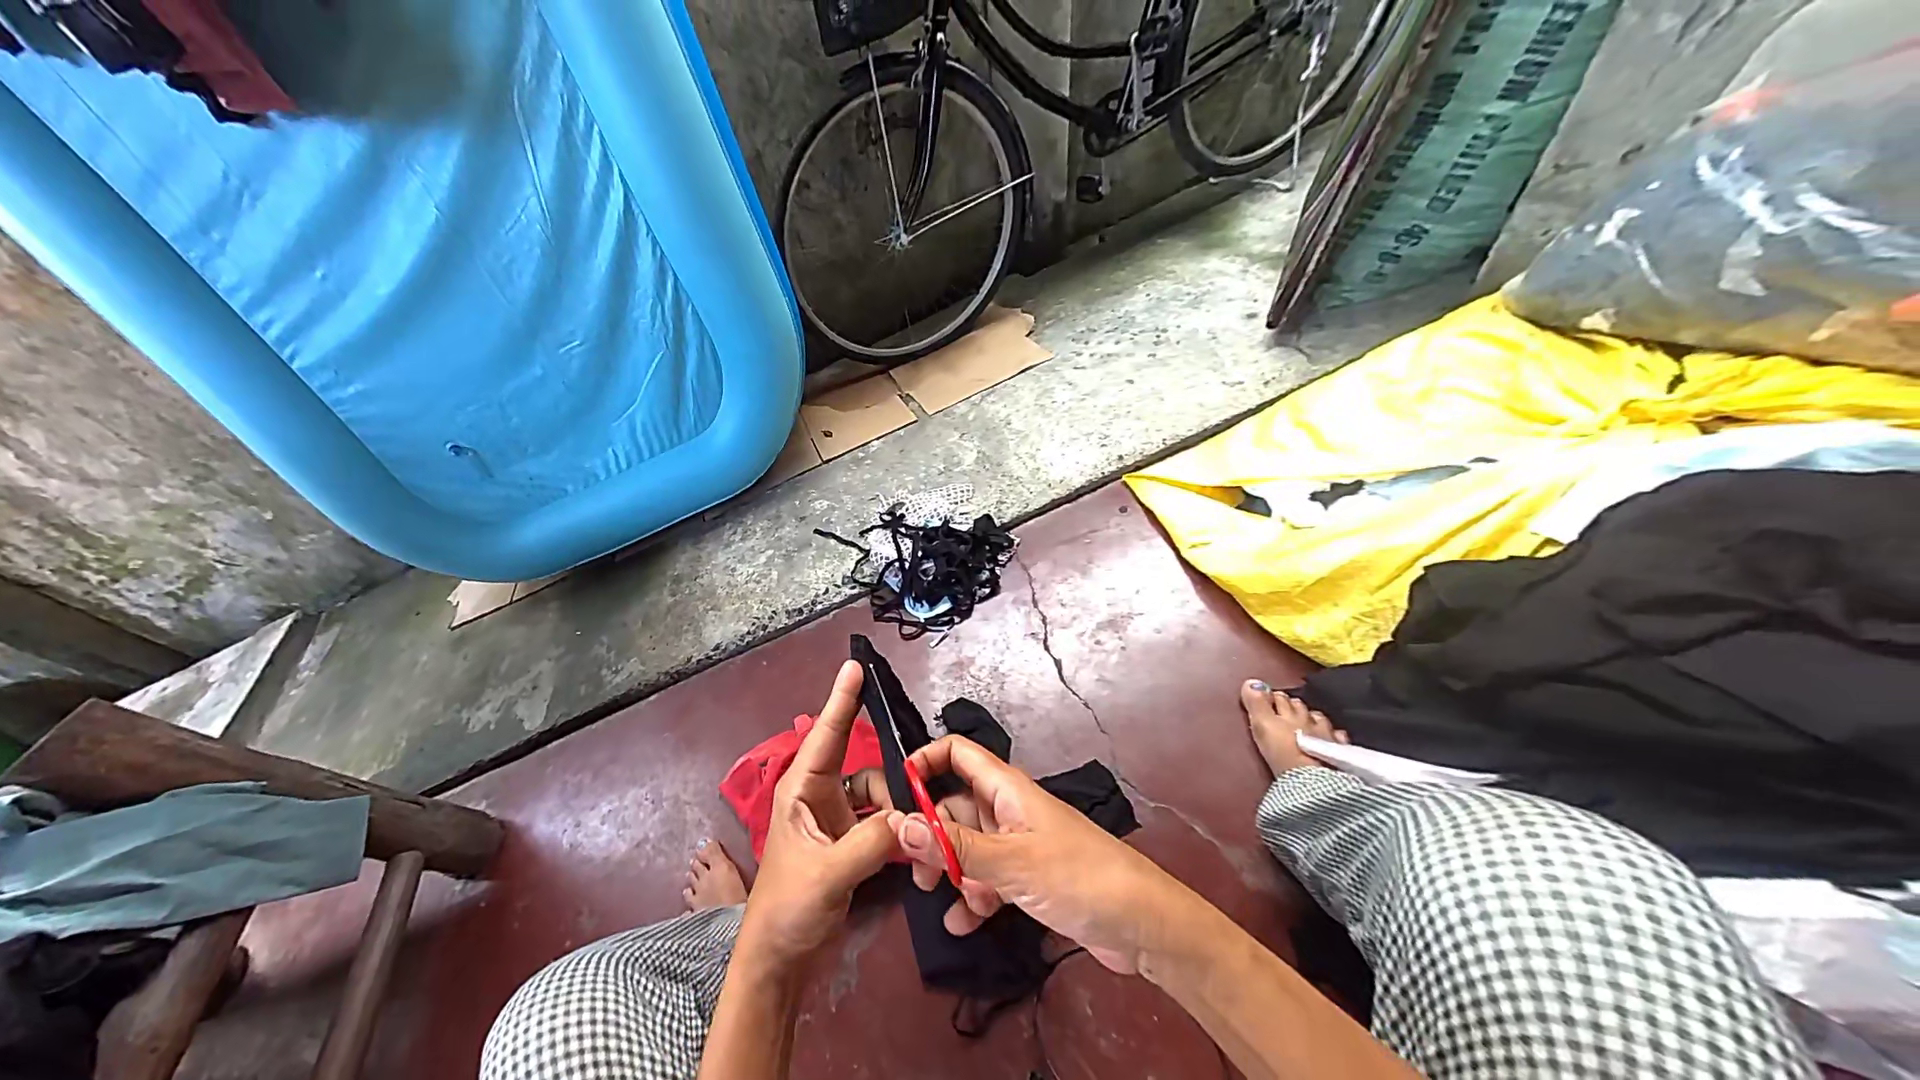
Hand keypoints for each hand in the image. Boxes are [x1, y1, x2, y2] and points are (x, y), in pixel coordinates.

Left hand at [738, 661, 902, 969]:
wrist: (781, 961)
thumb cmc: (787, 910)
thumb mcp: (826, 874)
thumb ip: (870, 843)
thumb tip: (910, 816)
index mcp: (801, 792)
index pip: (825, 735)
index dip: (842, 700)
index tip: (855, 666)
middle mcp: (820, 797)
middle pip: (863, 765)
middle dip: (890, 774)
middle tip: (917, 787)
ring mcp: (838, 820)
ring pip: (880, 793)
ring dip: (897, 809)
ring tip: (912, 836)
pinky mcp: (852, 842)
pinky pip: (884, 818)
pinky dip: (898, 827)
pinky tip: (911, 842)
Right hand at [891, 735, 1193, 974]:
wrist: (1141, 924)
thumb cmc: (1078, 877)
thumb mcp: (1011, 863)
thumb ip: (954, 848)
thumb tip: (899, 826)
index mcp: (1007, 789)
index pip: (958, 753)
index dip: (926, 763)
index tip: (897, 794)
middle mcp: (1009, 810)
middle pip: (955, 807)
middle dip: (933, 835)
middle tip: (918, 871)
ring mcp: (1019, 845)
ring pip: (968, 846)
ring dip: (952, 871)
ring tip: (943, 899)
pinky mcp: (1028, 878)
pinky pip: (987, 878)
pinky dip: (973, 897)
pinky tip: (965, 923)